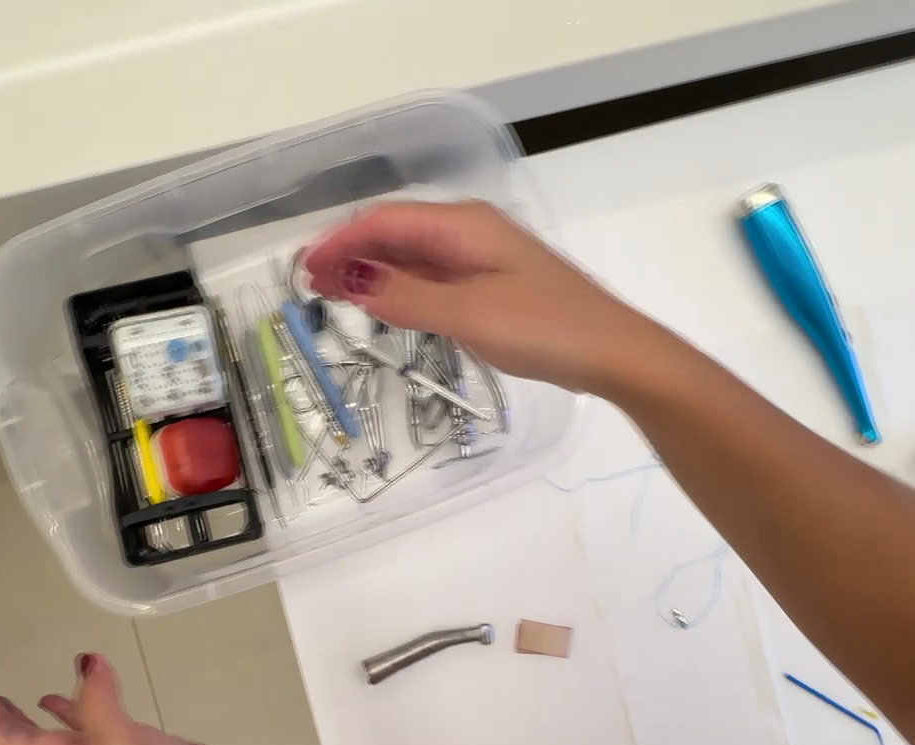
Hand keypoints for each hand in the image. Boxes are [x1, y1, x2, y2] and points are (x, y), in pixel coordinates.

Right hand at [301, 200, 660, 393]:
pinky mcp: (490, 286)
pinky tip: (384, 304)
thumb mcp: (468, 314)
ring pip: (412, 258)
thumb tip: (354, 282)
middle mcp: (468, 234)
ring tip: (333, 294)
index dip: (341, 242)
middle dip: (350, 254)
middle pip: (395, 235)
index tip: (305, 268)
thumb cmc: (543, 328)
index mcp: (463, 227)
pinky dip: (400, 289)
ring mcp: (480, 260)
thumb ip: (408, 297)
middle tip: (311, 285)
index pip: (385, 223)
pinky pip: (431, 279)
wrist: (609, 352)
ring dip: (371, 272)